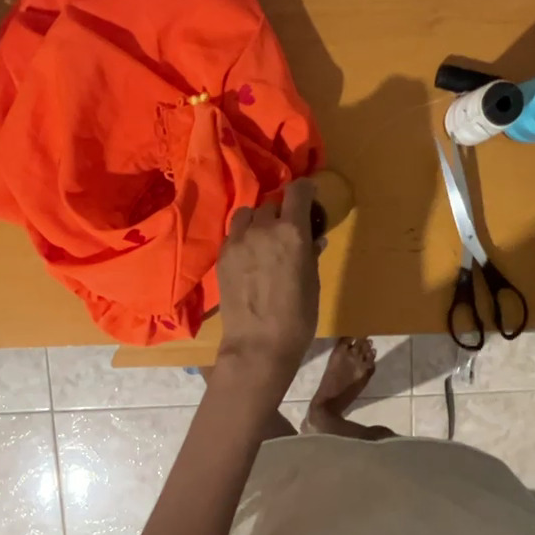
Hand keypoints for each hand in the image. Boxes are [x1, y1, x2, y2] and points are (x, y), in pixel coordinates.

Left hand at [215, 178, 319, 390]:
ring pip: (248, 214)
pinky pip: (234, 233)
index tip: (309, 196)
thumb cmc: (297, 318)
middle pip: (272, 203)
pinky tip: (248, 255)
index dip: (305, 189)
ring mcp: (238, 240)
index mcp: (292, 232)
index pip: (298, 191)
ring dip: (258, 220)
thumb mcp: (312, 283)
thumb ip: (310, 255)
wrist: (258, 344)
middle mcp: (263, 228)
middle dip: (281, 212)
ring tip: (263, 238)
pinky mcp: (222, 255)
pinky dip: (243, 236)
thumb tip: (312, 240)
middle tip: (287, 231)